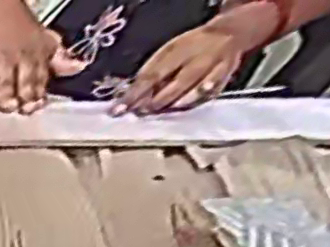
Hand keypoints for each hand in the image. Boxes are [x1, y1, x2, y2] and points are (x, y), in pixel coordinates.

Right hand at [0, 0, 86, 113]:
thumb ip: (59, 60)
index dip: (39, 91)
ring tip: (8, 106)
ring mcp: (0, 61)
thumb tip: (79, 67)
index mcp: (40, 54)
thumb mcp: (47, 43)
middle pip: (24, 79)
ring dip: (5, 94)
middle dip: (25, 94)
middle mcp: (22, 58)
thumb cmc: (23, 35)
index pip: (42, 75)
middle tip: (26, 108)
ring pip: (4, 80)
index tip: (39, 104)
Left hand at [116, 6, 272, 115]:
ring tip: (158, 113)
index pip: (154, 76)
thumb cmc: (185, 49)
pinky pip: (206, 98)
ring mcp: (220, 68)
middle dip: (155, 103)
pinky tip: (175, 111)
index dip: (134, 96)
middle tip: (139, 112)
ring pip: (195, 93)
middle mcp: (206, 57)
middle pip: (178, 86)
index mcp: (184, 50)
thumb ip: (145, 78)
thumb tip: (124, 103)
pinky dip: (189, 107)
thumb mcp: (162, 56)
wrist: (229, 34)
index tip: (116, 111)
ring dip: (172, 107)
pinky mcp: (226, 80)